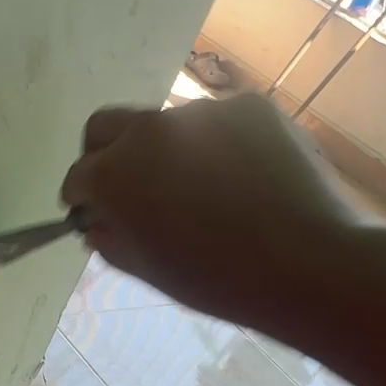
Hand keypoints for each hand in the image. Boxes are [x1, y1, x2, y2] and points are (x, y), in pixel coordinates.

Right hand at [58, 93, 361, 329]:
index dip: (81, 197)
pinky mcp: (249, 105)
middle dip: (106, 155)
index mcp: (116, 174)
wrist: (307, 261)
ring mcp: (202, 110)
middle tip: (130, 188)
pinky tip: (242, 181)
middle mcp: (150, 128)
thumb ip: (110, 240)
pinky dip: (217, 147)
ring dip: (168, 153)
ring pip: (166, 126)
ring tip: (204, 193)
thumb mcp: (150, 270)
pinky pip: (217, 124)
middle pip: (106, 127)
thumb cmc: (218, 279)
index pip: (78, 175)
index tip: (92, 212)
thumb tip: (97, 221)